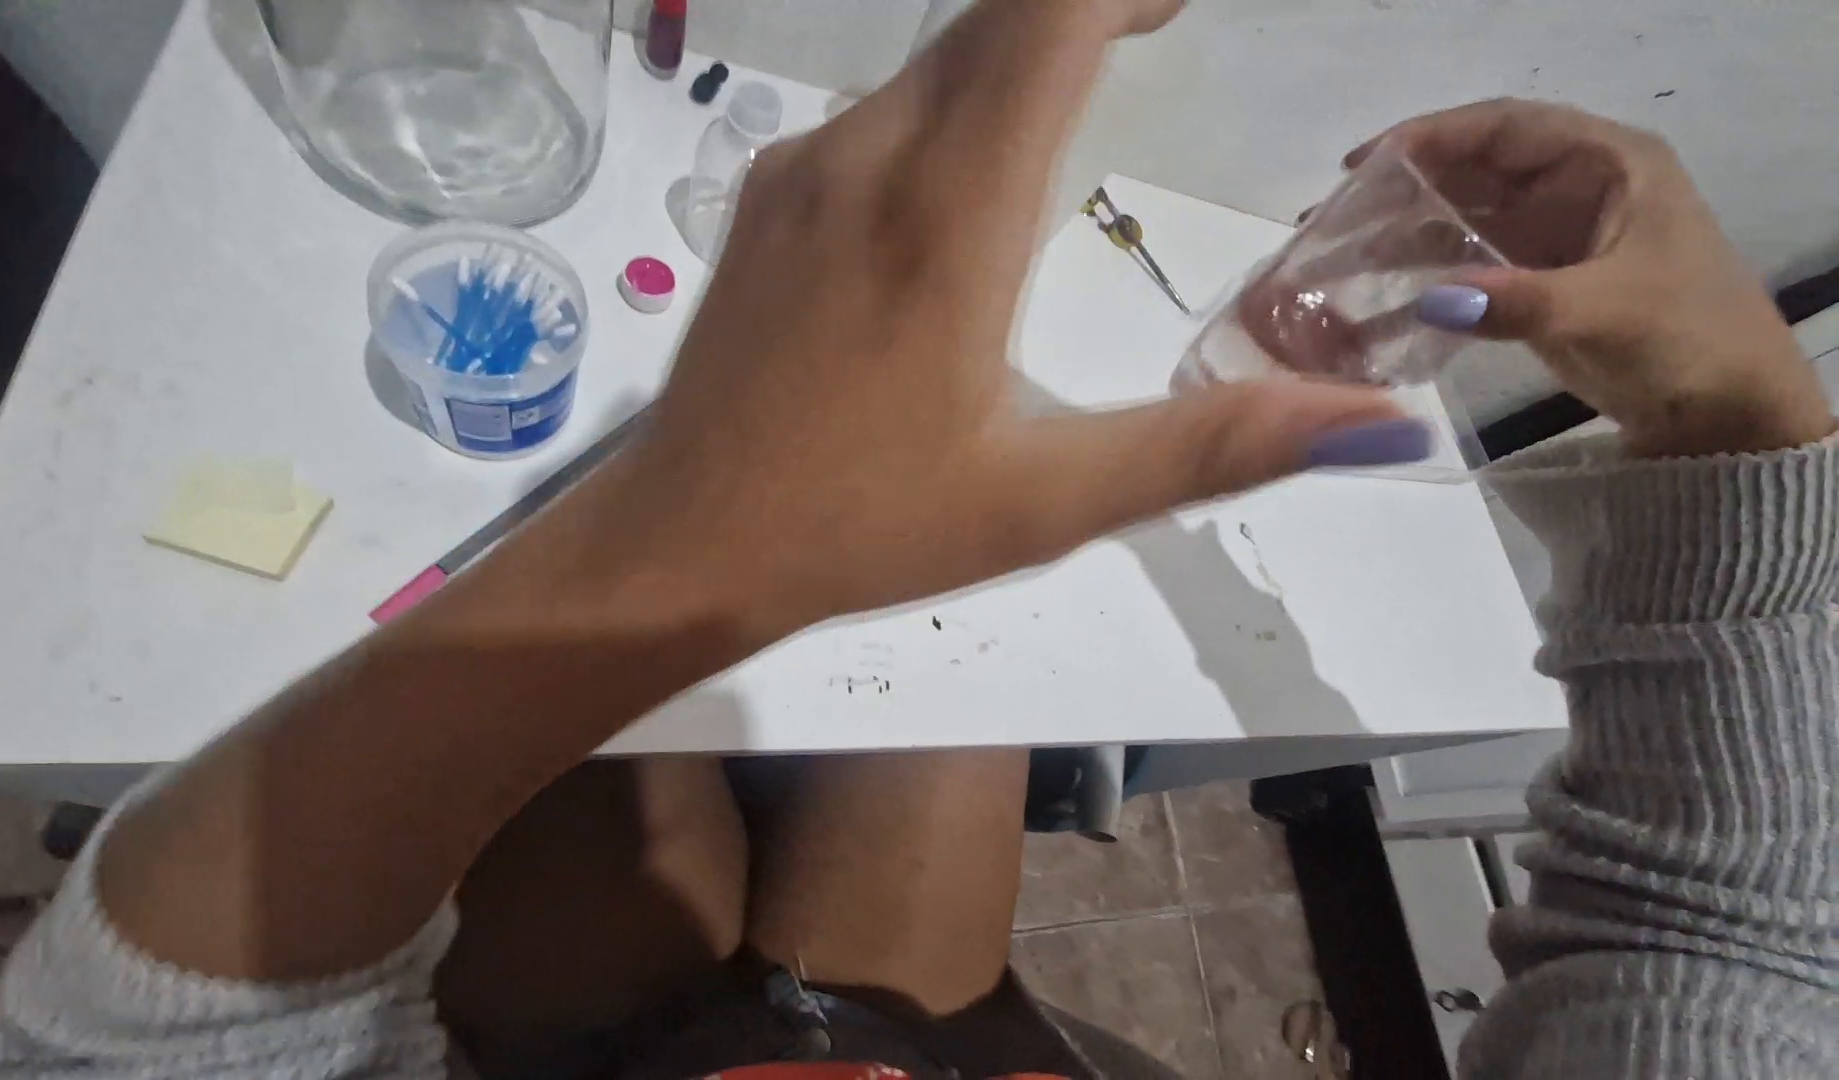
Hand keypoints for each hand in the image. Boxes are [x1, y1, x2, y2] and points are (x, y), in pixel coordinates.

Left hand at [564, 0, 1415, 643]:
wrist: (689, 543)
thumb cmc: (858, 529)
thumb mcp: (1042, 502)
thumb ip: (1204, 450)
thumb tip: (1367, 422)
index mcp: (946, 218)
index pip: (1047, 13)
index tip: (1175, 4)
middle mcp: (864, 163)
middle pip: (990, 22)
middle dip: (1081, 7)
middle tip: (1151, 32)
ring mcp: (796, 180)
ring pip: (924, 71)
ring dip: (1005, 67)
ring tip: (1062, 120)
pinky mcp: (759, 215)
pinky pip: (865, 126)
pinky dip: (936, 121)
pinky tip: (950, 199)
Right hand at [1362, 99, 1833, 457]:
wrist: (1714, 405)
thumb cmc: (1684, 336)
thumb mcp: (1604, 311)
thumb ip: (1518, 302)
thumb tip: (1429, 300)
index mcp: (1606, 166)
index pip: (1507, 129)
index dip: (1432, 136)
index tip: (1362, 165)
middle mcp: (1568, 190)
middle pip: (1468, 172)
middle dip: (1396, 190)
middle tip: (1326, 219)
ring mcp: (1543, 237)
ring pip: (1454, 219)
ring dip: (1393, 236)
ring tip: (1329, 257)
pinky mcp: (1522, 280)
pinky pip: (1455, 265)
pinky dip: (1411, 277)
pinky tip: (1365, 298)